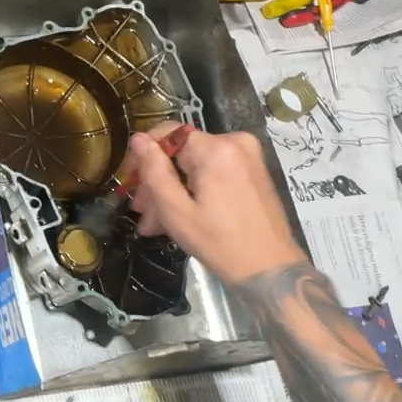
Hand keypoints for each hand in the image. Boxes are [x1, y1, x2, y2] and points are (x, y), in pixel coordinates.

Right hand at [126, 124, 305, 284]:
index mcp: (216, 150)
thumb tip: (138, 140)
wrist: (270, 268)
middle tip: (141, 212)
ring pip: (194, 165)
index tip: (131, 182)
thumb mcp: (176, 211)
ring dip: (172, 190)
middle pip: (181, 152)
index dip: (144, 154)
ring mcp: (247, 156)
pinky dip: (193, 190)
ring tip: (155, 222)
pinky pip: (211, 172)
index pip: (168, 132)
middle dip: (158, 180)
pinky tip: (179, 216)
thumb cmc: (219, 243)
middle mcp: (235, 143)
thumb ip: (154, 171)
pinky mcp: (252, 170)